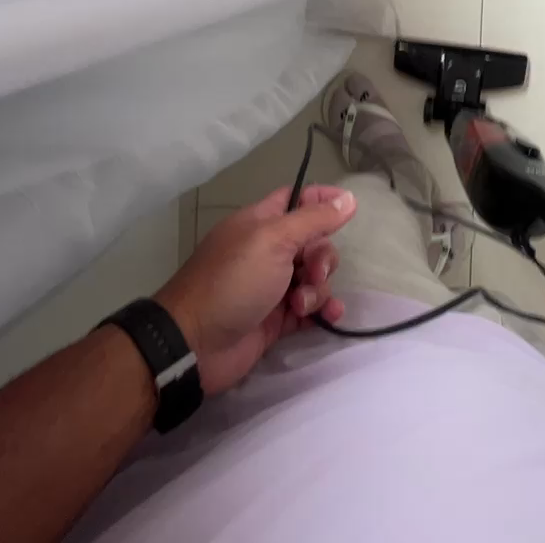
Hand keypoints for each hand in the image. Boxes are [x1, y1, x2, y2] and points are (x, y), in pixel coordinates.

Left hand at [154, 185, 356, 395]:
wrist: (194, 345)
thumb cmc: (232, 282)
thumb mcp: (273, 240)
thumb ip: (313, 219)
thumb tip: (349, 199)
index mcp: (261, 224)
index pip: (298, 199)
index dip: (323, 199)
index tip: (350, 207)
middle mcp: (268, 251)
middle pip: (314, 242)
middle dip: (323, 258)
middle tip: (312, 274)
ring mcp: (272, 286)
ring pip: (315, 277)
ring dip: (319, 289)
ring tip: (301, 305)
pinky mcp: (277, 318)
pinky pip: (311, 308)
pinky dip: (322, 310)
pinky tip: (328, 317)